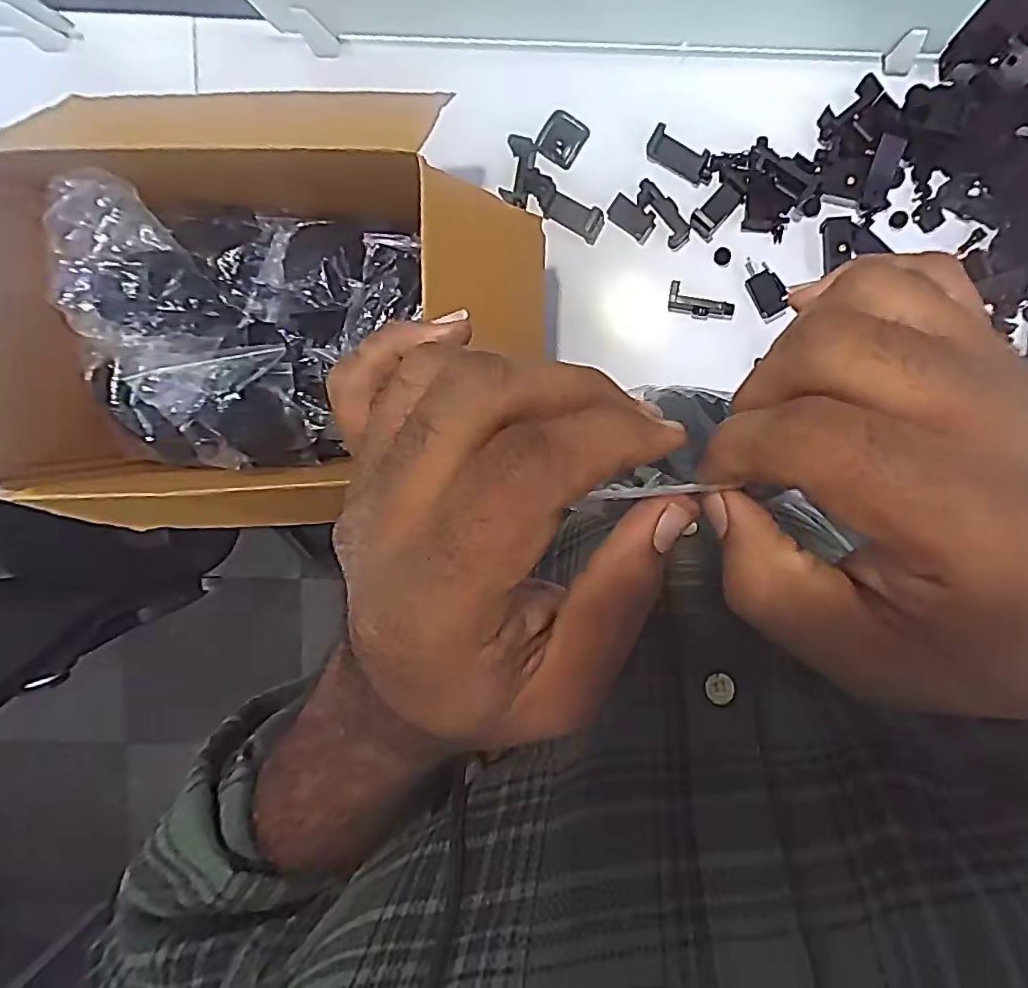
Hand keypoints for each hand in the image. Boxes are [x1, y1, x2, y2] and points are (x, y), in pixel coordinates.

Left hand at [325, 314, 697, 754]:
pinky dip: (410, 340)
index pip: (526, 467)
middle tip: (630, 418)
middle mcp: (390, 515)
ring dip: (522, 366)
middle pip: (480, 399)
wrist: (387, 694)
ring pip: (435, 376)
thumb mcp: (566, 689)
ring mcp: (364, 479)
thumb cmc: (476, 697)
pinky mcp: (355, 461)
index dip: (606, 435)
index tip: (663, 440)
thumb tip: (672, 508)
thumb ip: (620, 600)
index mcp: (444, 583)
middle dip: (576, 391)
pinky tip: (463, 330)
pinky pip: (362, 377)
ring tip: (576, 399)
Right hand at [698, 255, 1027, 729]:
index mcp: (956, 515)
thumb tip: (721, 496)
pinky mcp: (1011, 356)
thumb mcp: (848, 651)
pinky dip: (861, 286)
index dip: (739, 447)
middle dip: (760, 390)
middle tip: (750, 441)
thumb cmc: (973, 653)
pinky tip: (830, 326)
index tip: (720, 479)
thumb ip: (761, 577)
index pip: (813, 434)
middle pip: (835, 348)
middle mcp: (993, 423)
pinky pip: (927, 277)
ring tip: (788, 393)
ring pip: (874, 294)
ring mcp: (1010, 375)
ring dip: (801, 337)